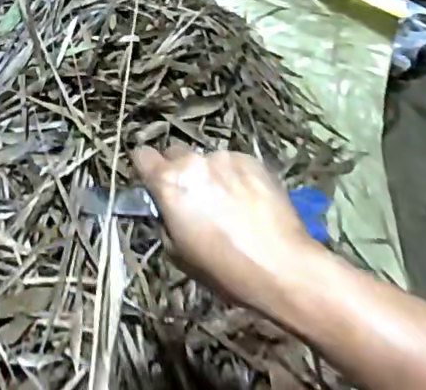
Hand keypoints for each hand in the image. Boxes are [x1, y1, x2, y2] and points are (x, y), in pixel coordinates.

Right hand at [131, 145, 323, 313]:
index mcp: (169, 183)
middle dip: (179, 171)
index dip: (145, 167)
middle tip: (194, 199)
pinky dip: (236, 177)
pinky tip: (250, 203)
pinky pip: (234, 163)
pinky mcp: (252, 159)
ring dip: (210, 175)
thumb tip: (167, 210)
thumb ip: (166, 221)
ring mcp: (224, 157)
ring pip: (207, 160)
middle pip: (175, 154)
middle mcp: (194, 161)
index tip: (152, 181)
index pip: (142, 155)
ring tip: (229, 205)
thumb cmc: (226, 270)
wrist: (283, 267)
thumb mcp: (180, 255)